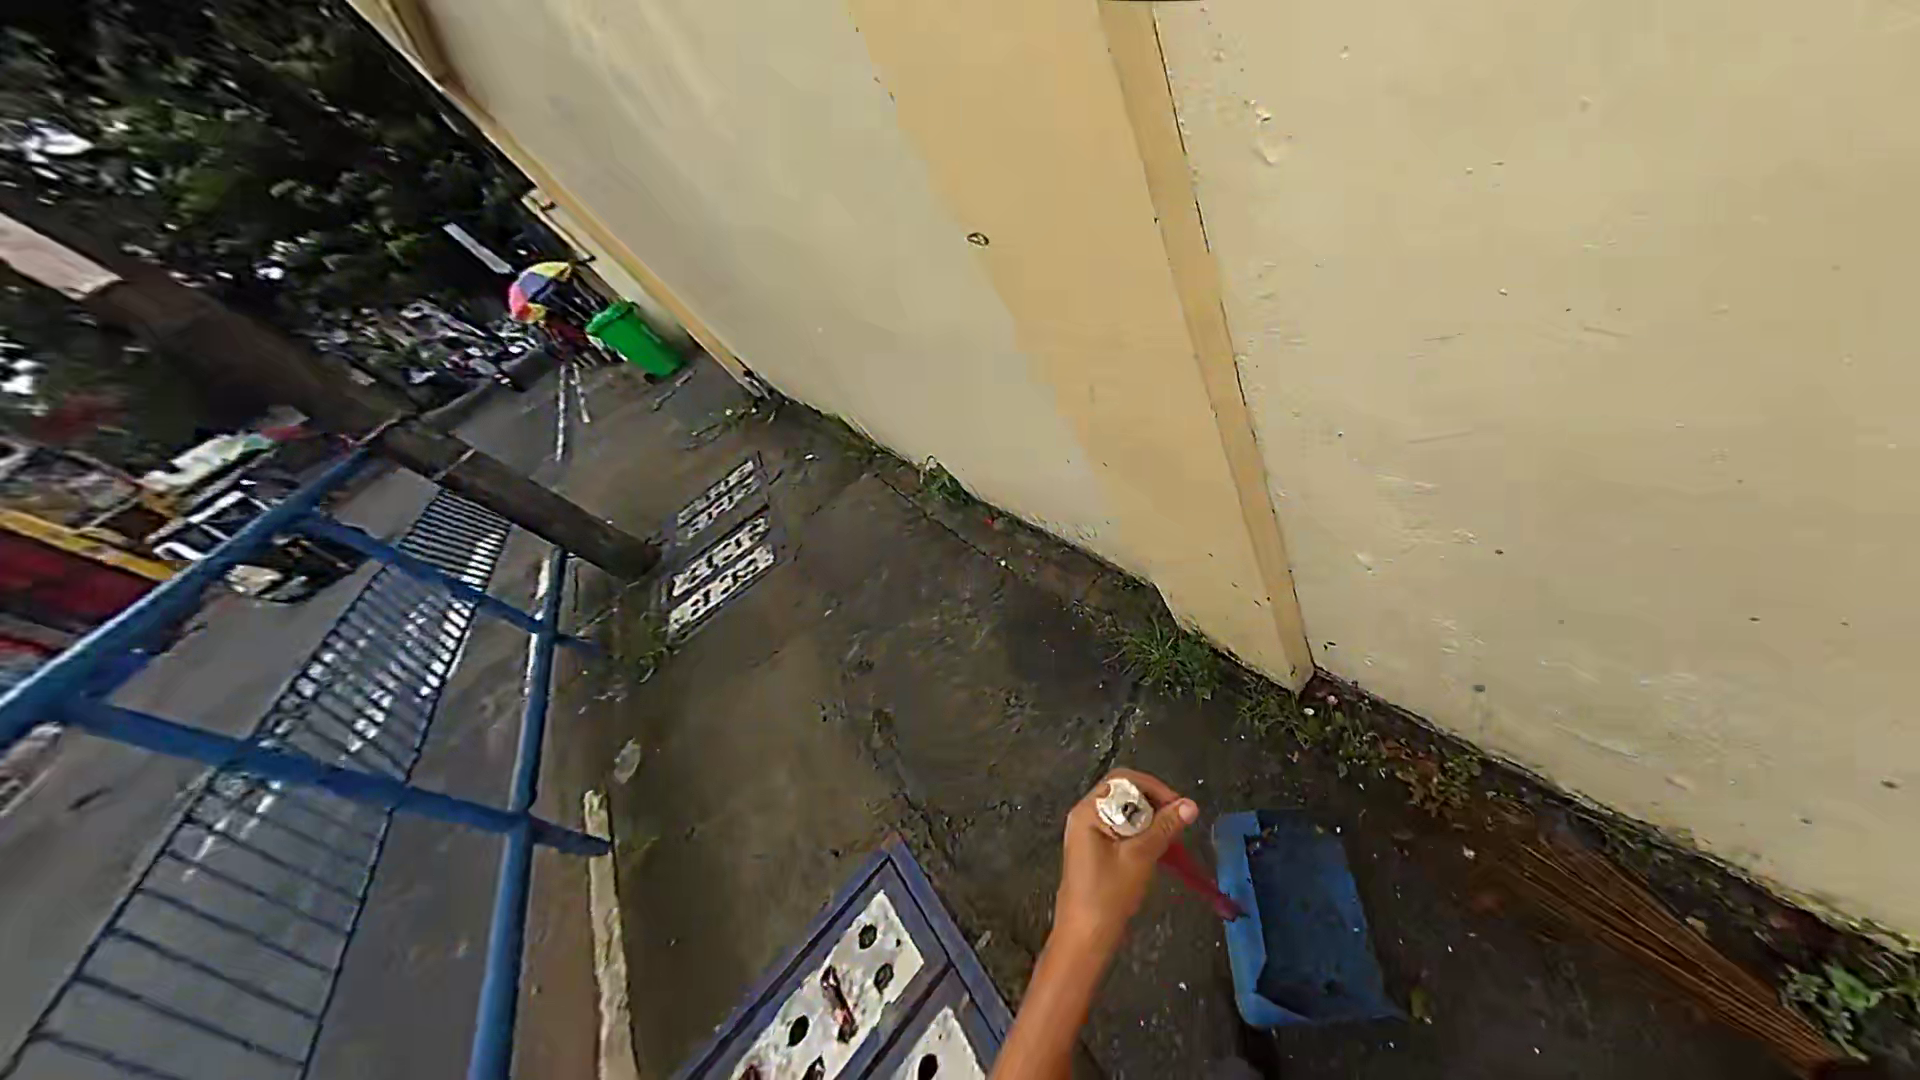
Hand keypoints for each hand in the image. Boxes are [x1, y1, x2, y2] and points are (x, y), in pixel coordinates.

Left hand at [1053, 768, 1198, 948]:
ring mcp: (1088, 829)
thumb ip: (1164, 828)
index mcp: (1088, 810)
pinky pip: (1121, 825)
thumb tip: (1189, 804)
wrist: (1085, 935)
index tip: (1179, 807)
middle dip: (1153, 802)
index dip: (1154, 788)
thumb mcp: (1139, 858)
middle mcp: (1085, 813)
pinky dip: (1141, 831)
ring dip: (1149, 817)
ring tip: (1171, 835)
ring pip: (1124, 809)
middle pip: (1122, 791)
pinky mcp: (1094, 845)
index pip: (1122, 781)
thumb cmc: (1109, 895)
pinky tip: (1157, 846)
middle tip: (1178, 821)